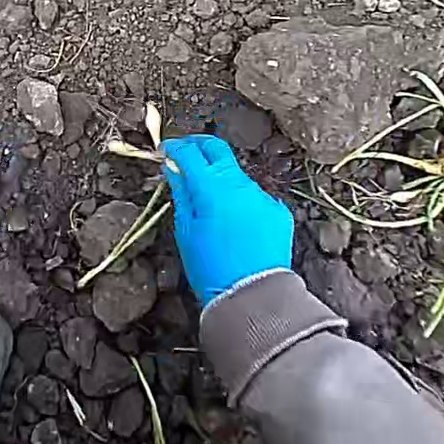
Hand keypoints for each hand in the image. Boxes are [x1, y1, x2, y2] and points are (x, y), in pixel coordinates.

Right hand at [164, 135, 293, 304]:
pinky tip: (235, 224)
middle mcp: (241, 184)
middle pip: (218, 150)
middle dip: (199, 146)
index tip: (166, 150)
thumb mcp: (186, 231)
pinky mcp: (277, 210)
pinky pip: (255, 197)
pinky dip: (242, 202)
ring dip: (222, 180)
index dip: (175, 147)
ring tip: (210, 203)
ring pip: (237, 176)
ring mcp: (262, 196)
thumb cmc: (211, 269)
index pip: (191, 153)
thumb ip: (181, 193)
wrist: (253, 297)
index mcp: (213, 188)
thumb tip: (173, 167)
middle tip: (186, 152)